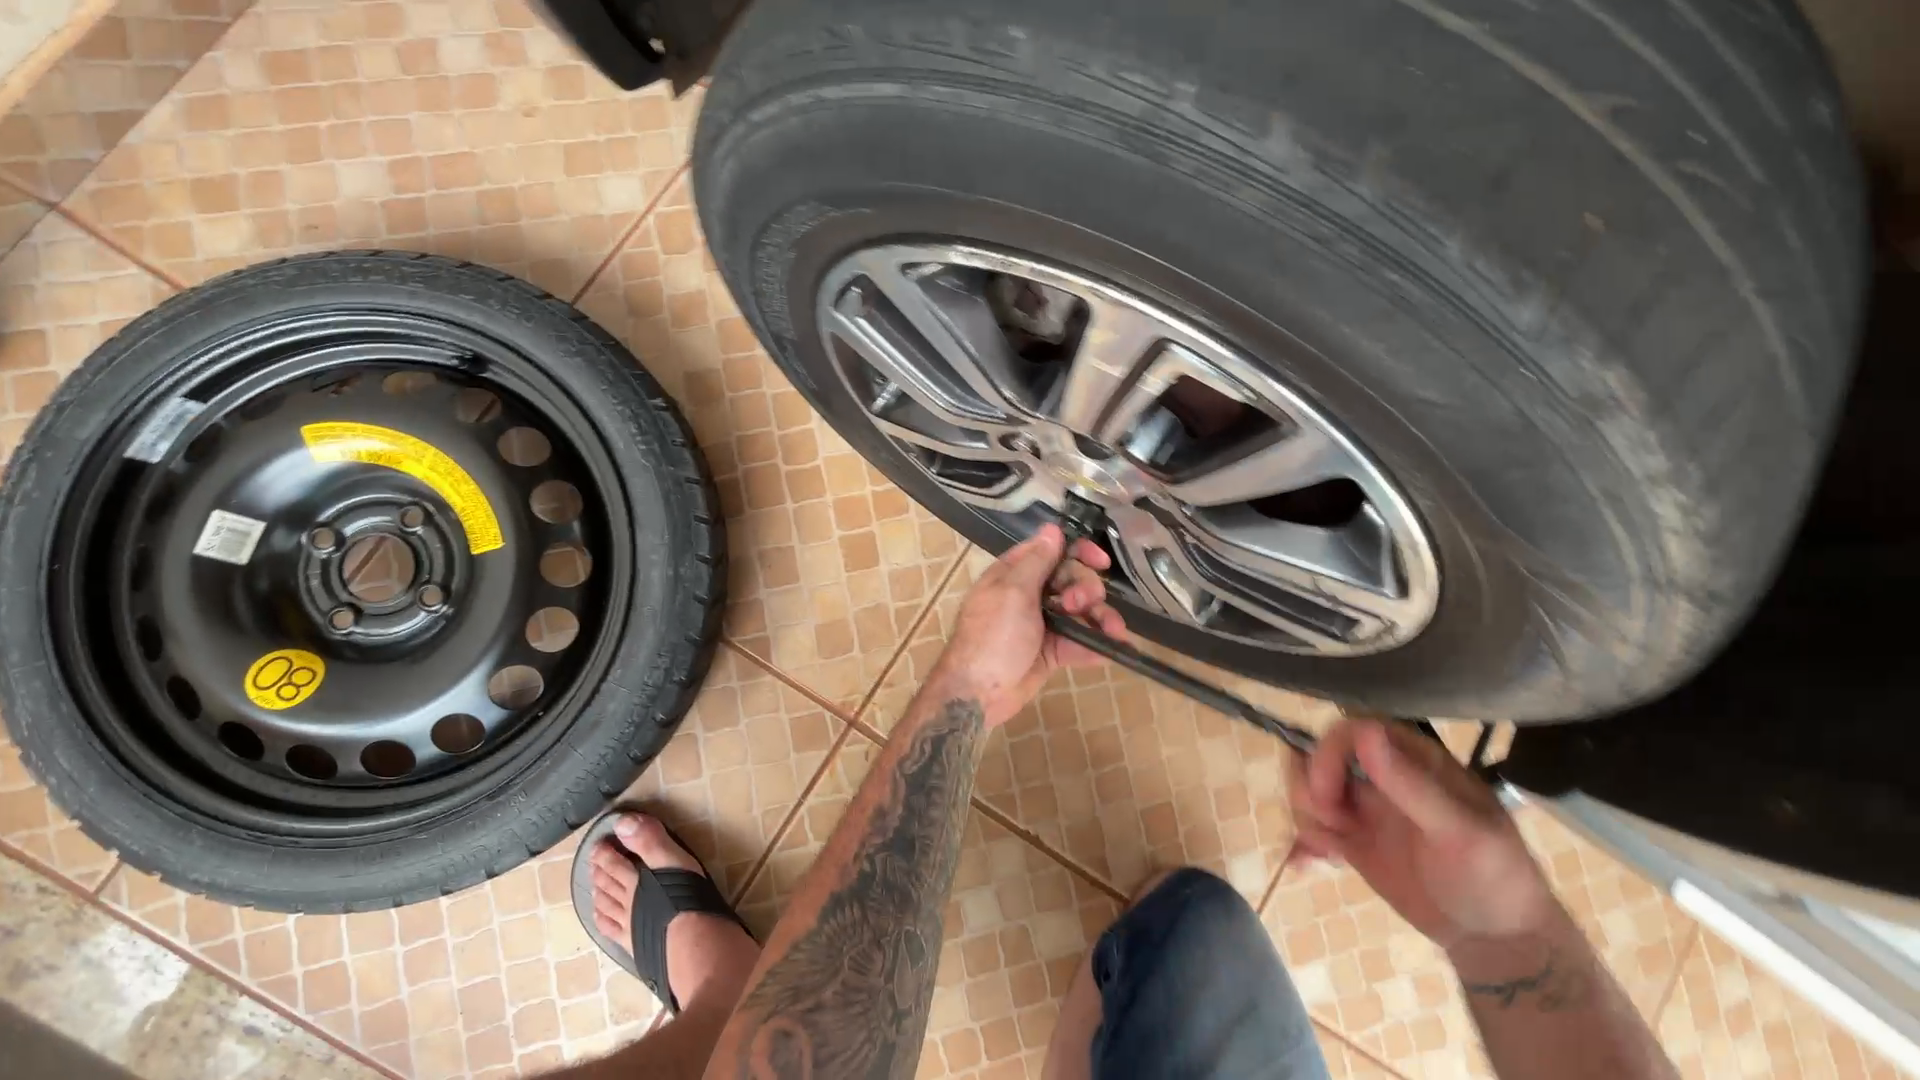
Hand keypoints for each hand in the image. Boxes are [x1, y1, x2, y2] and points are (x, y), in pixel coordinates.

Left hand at [929, 524, 1126, 727]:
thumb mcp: (1013, 592)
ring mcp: (1042, 624)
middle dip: (1086, 589)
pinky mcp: (1052, 652)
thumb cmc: (992, 636)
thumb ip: (1037, 562)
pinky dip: (1097, 644)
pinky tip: (1116, 647)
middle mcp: (1029, 595)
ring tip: (1112, 629)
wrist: (979, 693)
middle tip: (1083, 603)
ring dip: (1100, 617)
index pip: (1051, 552)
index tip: (1101, 561)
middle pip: (1071, 580)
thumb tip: (1052, 528)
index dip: (1078, 553)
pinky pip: (1081, 642)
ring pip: (1081, 612)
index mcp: (1014, 574)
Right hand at [1289, 717, 1562, 952]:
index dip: (1329, 752)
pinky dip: (1302, 844)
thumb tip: (1366, 732)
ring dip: (1306, 815)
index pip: (1355, 730)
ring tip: (1329, 852)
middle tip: (1331, 825)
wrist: (1497, 940)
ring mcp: (1366, 809)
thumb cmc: (1494, 879)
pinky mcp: (1353, 842)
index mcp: (1415, 761)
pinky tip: (1310, 865)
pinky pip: (1312, 827)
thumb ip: (1412, 785)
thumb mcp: (1461, 833)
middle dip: (1311, 786)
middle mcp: (1384, 777)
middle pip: (1321, 755)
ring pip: (1310, 788)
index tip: (1325, 793)